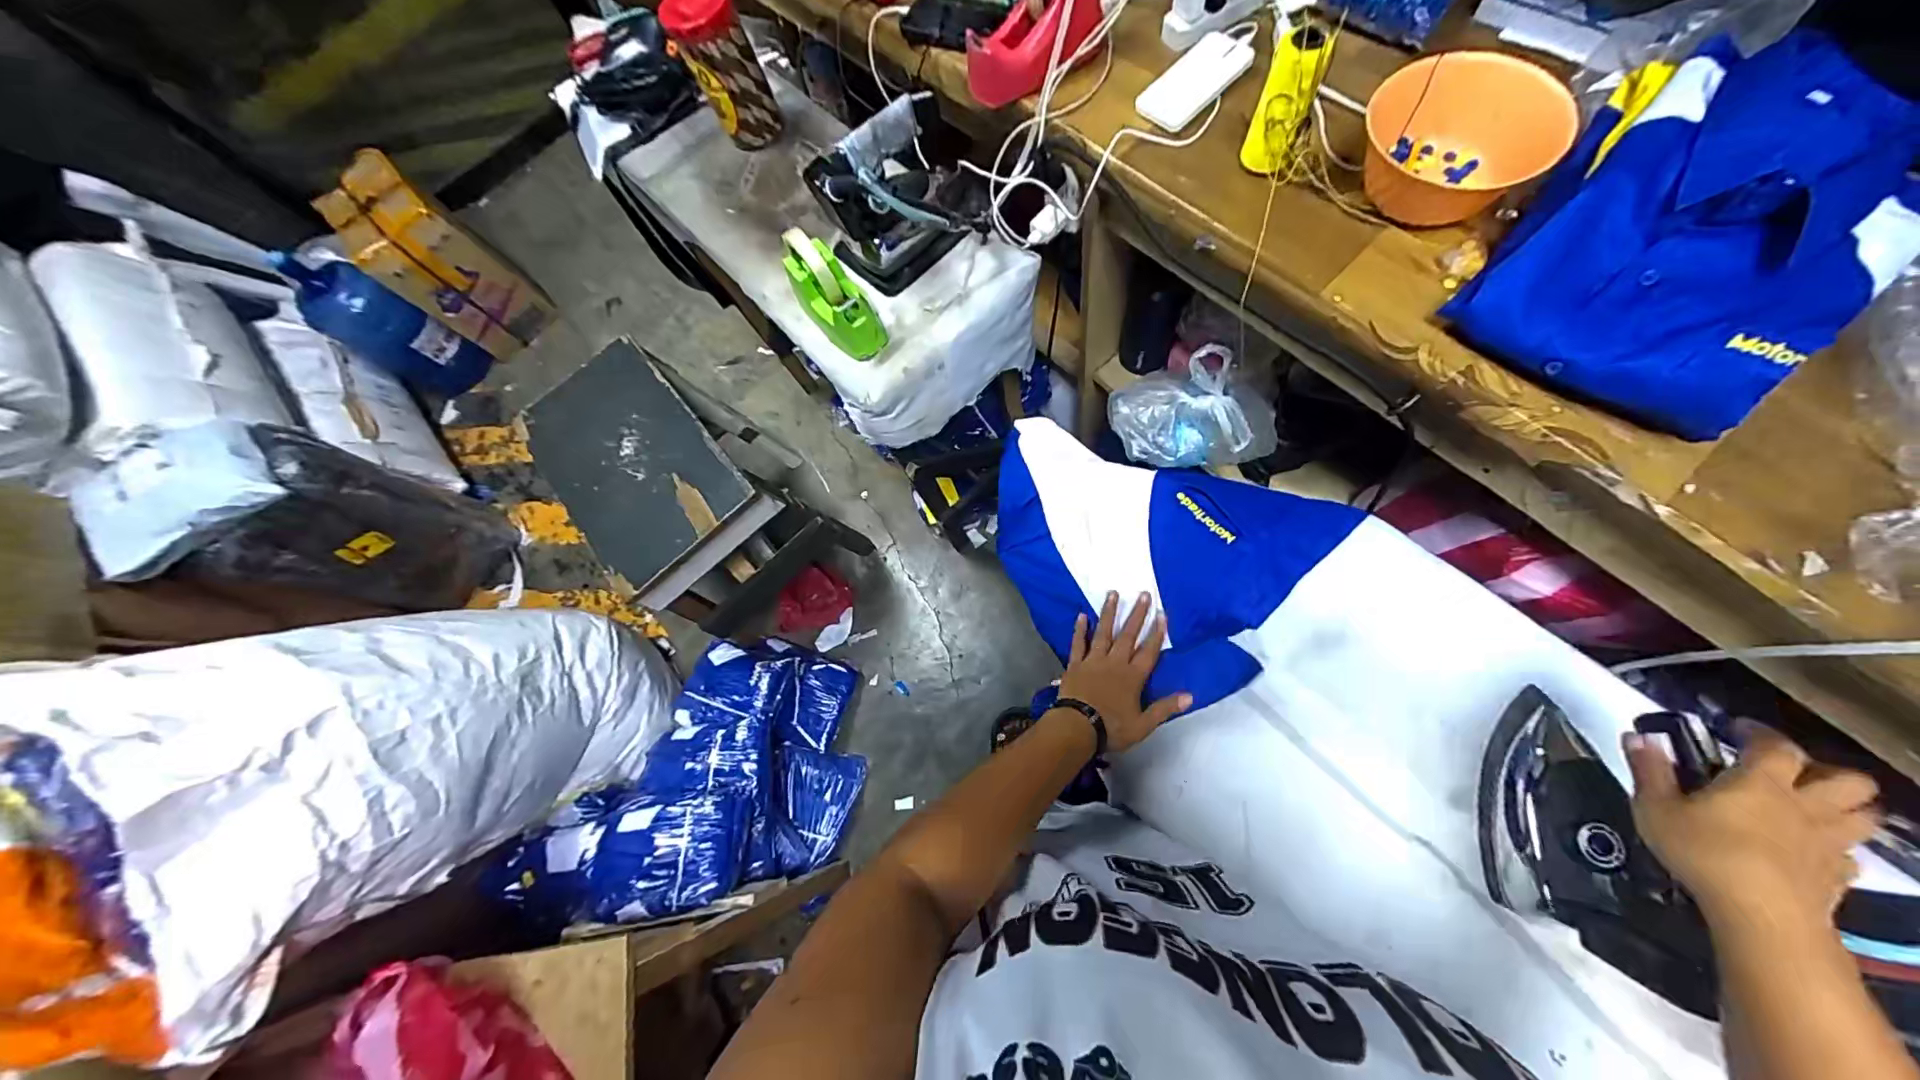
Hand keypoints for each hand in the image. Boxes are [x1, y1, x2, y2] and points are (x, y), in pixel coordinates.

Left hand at [1055, 591, 1192, 753]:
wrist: (1076, 727)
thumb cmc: (1111, 728)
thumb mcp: (1143, 724)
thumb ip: (1165, 708)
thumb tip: (1190, 696)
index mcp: (1132, 677)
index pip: (1148, 651)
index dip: (1156, 633)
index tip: (1162, 614)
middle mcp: (1114, 663)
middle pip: (1128, 636)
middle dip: (1137, 615)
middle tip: (1143, 594)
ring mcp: (1093, 661)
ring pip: (1103, 633)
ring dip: (1109, 613)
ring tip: (1113, 593)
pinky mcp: (1075, 665)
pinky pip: (1078, 643)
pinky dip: (1080, 629)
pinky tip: (1082, 615)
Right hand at [1625, 722, 1879, 934]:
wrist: (1760, 915)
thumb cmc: (1703, 851)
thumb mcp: (1655, 807)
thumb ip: (1649, 771)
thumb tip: (1637, 736)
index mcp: (1761, 783)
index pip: (1776, 745)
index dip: (1759, 732)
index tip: (1737, 729)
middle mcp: (1805, 806)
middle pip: (1848, 780)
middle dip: (1826, 771)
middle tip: (1791, 774)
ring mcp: (1829, 843)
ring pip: (1864, 816)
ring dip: (1845, 807)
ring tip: (1811, 808)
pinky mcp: (1839, 876)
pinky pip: (1851, 854)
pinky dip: (1835, 847)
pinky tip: (1808, 850)